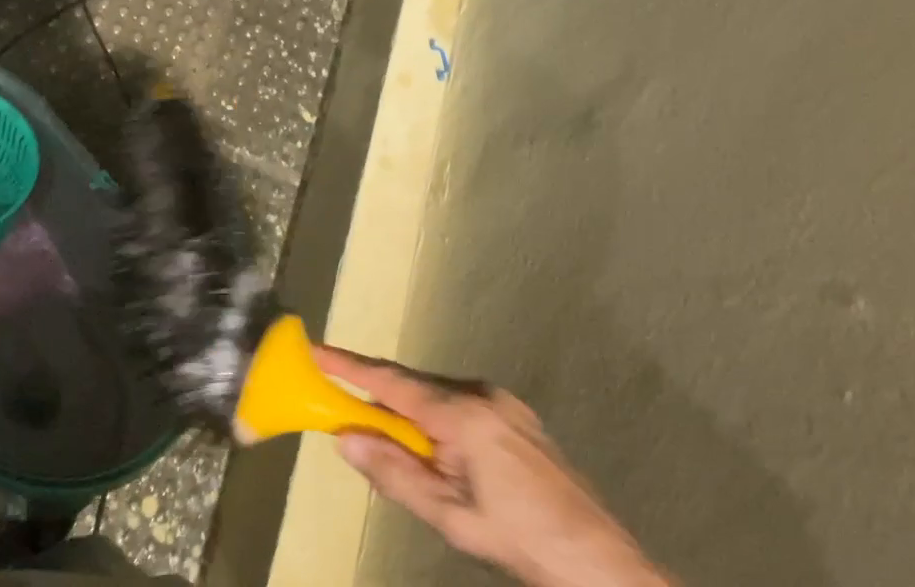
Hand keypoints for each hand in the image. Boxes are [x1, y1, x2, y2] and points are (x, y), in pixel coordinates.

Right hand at [315, 347, 670, 586]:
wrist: (602, 564)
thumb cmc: (519, 541)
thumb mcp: (448, 516)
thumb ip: (393, 472)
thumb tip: (344, 437)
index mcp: (464, 415)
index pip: (391, 382)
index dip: (347, 366)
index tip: (312, 350)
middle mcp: (483, 395)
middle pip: (413, 386)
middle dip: (377, 399)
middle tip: (345, 418)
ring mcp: (504, 403)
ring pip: (437, 396)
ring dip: (408, 414)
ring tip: (399, 454)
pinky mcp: (518, 417)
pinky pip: (460, 405)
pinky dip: (435, 421)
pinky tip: (437, 454)